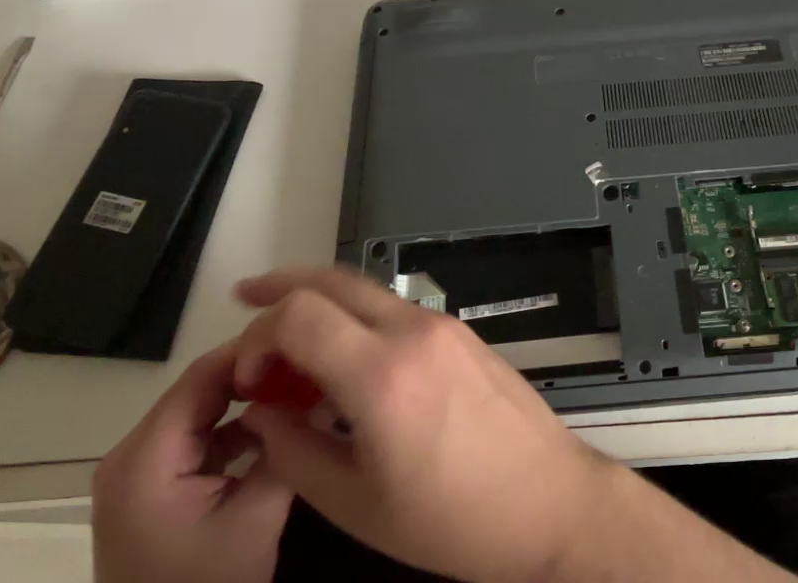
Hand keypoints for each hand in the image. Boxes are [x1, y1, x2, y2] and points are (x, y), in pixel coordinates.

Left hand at [92, 342, 295, 582]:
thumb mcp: (255, 518)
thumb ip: (284, 449)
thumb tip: (322, 392)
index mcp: (143, 457)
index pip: (202, 376)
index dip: (254, 351)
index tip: (306, 339)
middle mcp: (130, 455)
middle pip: (201, 391)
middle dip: (258, 374)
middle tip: (312, 362)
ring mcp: (139, 474)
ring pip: (203, 413)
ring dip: (251, 400)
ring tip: (304, 385)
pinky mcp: (154, 490)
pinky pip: (199, 441)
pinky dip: (238, 430)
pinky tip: (281, 424)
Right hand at [228, 268, 617, 582]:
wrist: (551, 505)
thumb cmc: (458, 519)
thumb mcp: (357, 505)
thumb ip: (295, 451)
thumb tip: (264, 414)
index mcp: (383, 375)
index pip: (298, 313)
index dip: (257, 336)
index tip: (249, 374)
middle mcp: (415, 333)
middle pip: (331, 279)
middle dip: (280, 286)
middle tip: (246, 301)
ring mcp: (444, 328)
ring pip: (366, 288)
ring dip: (320, 299)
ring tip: (287, 331)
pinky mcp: (462, 334)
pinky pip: (396, 308)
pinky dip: (358, 315)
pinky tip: (343, 351)